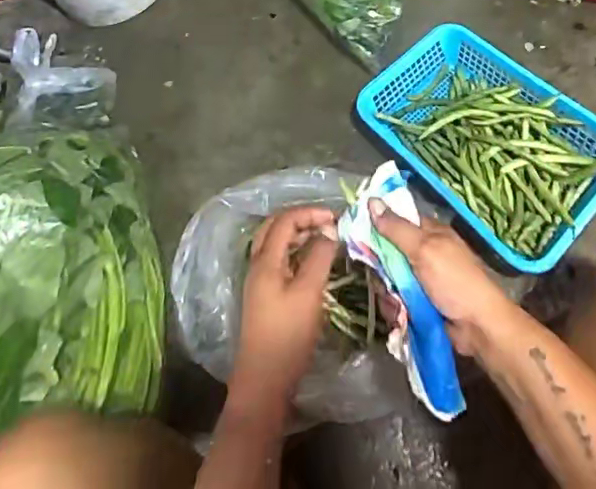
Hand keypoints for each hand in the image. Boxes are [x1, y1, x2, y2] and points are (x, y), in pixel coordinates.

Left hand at [233, 206, 338, 399]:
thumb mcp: (309, 292)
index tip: (337, 218)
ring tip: (326, 238)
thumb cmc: (288, 336)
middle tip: (329, 223)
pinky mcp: (265, 296)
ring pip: (277, 243)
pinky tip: (314, 262)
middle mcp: (258, 266)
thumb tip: (330, 231)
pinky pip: (280, 259)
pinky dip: (297, 251)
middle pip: (276, 227)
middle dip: (303, 219)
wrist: (264, 383)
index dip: (310, 212)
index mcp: (265, 261)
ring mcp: (259, 281)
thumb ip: (320, 256)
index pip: (285, 220)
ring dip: (300, 234)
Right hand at [369, 200, 518, 354]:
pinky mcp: (419, 304)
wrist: (477, 326)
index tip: (360, 239)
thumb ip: (396, 228)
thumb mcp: (424, 249)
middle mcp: (425, 253)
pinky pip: (397, 302)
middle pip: (388, 256)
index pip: (397, 222)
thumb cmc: (454, 280)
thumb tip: (372, 201)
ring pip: (390, 282)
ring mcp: (422, 280)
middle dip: (383, 272)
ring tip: (399, 306)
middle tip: (386, 282)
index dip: (378, 228)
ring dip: (390, 295)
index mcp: (430, 233)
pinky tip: (402, 318)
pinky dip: (397, 311)